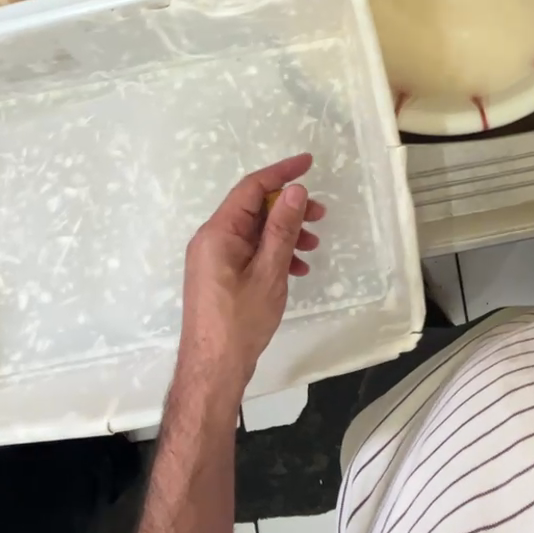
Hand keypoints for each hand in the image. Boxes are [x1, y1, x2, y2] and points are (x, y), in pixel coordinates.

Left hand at [177, 153, 324, 393]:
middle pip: (254, 208)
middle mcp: (212, 239)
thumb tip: (296, 191)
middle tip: (321, 215)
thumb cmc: (240, 320)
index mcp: (218, 233)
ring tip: (313, 246)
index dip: (281, 172)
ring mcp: (215, 258)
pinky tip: (297, 269)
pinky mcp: (221, 275)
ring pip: (255, 231)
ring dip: (286, 232)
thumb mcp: (269, 271)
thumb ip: (282, 228)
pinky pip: (251, 251)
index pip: (251, 188)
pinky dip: (275, 253)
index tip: (308, 163)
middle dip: (289, 208)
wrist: (213, 369)